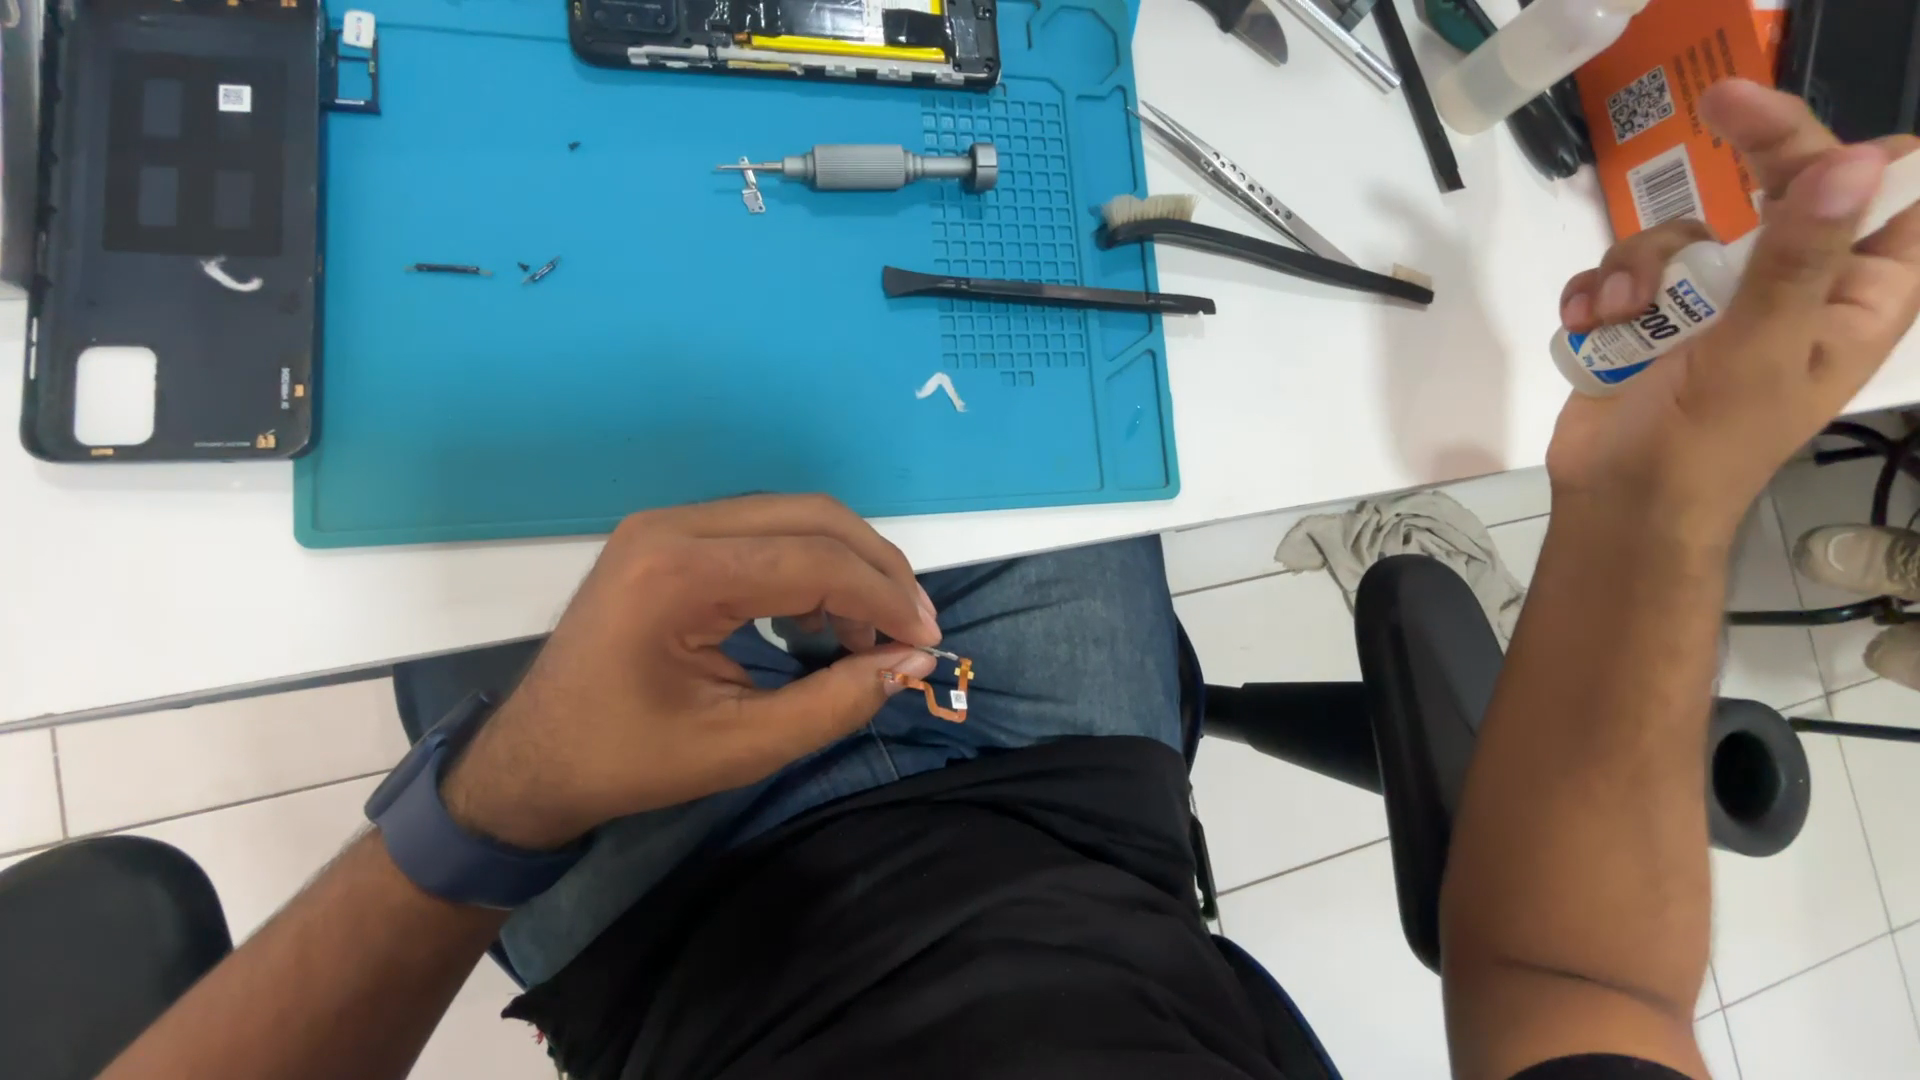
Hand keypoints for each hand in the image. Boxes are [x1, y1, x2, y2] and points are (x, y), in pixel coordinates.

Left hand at [441, 495, 943, 849]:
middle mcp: (675, 527)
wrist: (532, 759)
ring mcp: (670, 524)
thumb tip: (913, 663)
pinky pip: (766, 531)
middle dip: (877, 569)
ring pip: (794, 516)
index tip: (927, 641)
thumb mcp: (742, 748)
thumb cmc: (629, 761)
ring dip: (848, 564)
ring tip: (873, 630)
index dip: (885, 598)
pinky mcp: (673, 537)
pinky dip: (812, 566)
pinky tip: (822, 618)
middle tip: (914, 627)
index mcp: (680, 575)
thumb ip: (835, 703)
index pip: (816, 561)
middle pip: (813, 517)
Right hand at [1549, 79, 1919, 543]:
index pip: (1878, 191)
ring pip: (1676, 236)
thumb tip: (1852, 161)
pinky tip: (1584, 326)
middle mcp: (1784, 289)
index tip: (1772, 117)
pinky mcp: (1640, 325)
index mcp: (1852, 295)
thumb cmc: (1704, 443)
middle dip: (1733, 177)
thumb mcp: (1759, 350)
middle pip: (1776, 190)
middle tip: (1713, 108)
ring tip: (1616, 313)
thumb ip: (1800, 259)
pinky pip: (1617, 276)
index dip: (1837, 148)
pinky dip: (1594, 295)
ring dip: (1636, 264)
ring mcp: (1706, 307)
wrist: (1616, 501)